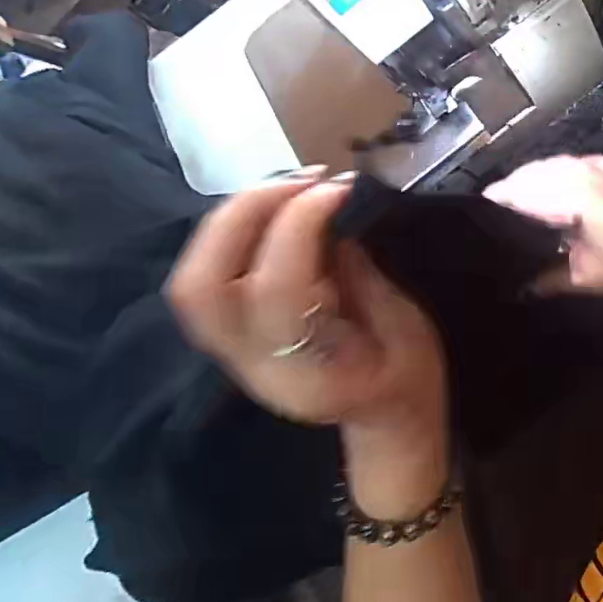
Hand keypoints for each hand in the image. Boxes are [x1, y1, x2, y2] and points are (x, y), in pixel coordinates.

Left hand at [167, 173, 446, 440]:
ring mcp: (232, 353)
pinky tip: (276, 206)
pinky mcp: (231, 333)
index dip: (300, 225)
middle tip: (303, 179)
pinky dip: (234, 229)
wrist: (386, 422)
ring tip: (290, 185)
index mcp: (306, 373)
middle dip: (246, 213)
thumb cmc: (408, 380)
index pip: (276, 289)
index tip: (340, 189)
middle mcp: (253, 365)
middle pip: (204, 285)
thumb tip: (331, 214)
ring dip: (235, 216)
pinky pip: (208, 274)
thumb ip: (363, 275)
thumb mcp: (406, 328)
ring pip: (194, 278)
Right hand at [483, 156, 602, 298]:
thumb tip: (523, 289)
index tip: (477, 208)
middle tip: (493, 207)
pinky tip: (555, 186)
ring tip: (517, 197)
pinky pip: (575, 164)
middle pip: (536, 172)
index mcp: (574, 194)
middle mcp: (585, 173)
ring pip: (555, 165)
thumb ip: (551, 279)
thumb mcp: (590, 276)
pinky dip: (557, 171)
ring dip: (534, 177)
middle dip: (513, 186)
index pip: (525, 190)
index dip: (499, 198)